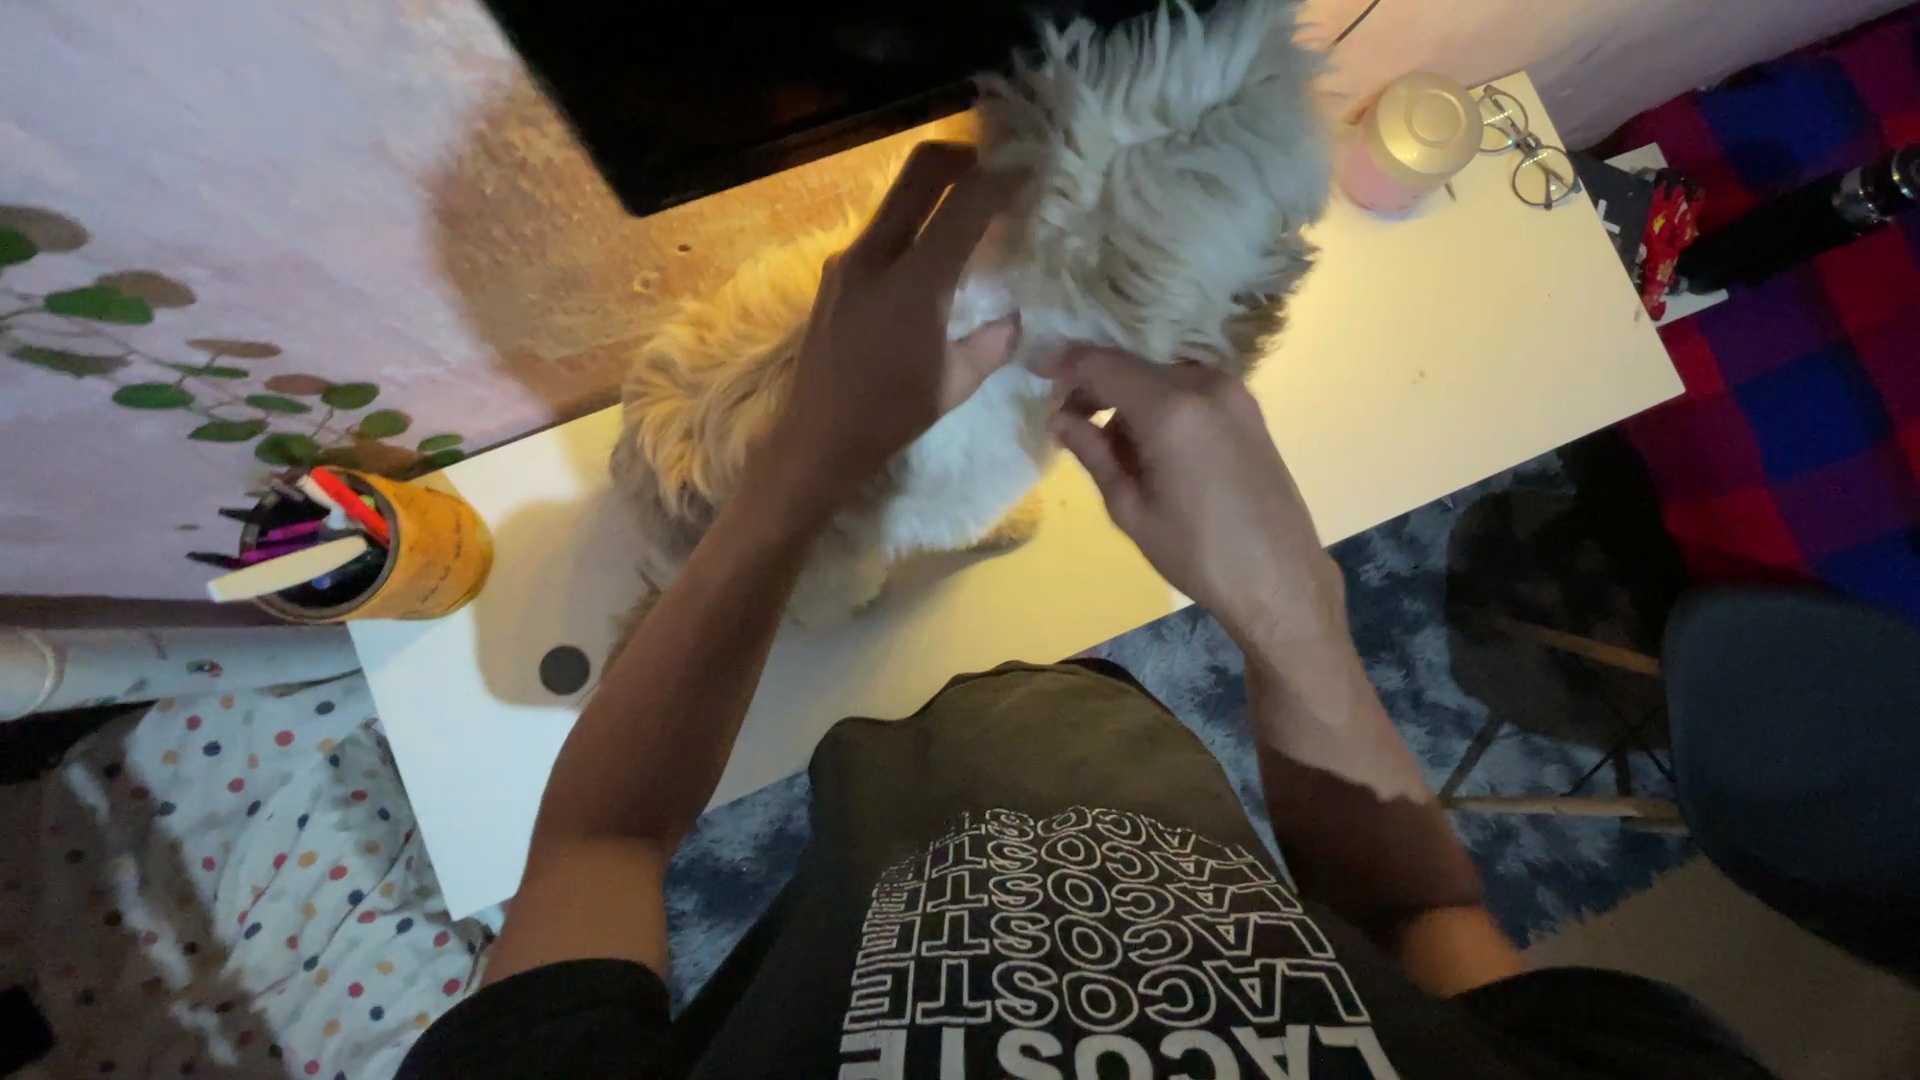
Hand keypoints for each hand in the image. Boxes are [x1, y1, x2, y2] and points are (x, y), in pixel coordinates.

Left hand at [750, 142, 1021, 522]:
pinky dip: (907, 228)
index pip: (965, 204)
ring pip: (894, 200)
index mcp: (916, 282)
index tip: (1027, 176)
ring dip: (931, 194)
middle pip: (920, 172)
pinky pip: (877, 233)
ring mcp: (846, 261)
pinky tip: (922, 261)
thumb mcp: (955, 384)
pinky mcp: (832, 277)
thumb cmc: (891, 415)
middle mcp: (875, 255)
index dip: (1001, 181)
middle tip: (991, 168)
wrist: (818, 437)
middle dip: (961, 157)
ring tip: (960, 219)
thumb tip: (1014, 320)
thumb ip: (992, 343)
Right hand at [1044, 348, 1349, 665]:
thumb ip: (1092, 452)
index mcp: (1171, 409)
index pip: (1104, 365)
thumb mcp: (1130, 507)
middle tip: (1066, 418)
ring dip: (1127, 397)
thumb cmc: (1196, 552)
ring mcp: (1233, 393)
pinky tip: (1148, 444)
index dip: (1064, 362)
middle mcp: (1205, 385)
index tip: (1033, 366)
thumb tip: (1059, 418)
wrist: (1278, 578)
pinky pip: (1187, 389)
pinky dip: (1158, 403)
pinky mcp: (1247, 408)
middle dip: (1094, 384)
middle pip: (1133, 365)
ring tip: (1109, 445)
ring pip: (1160, 376)